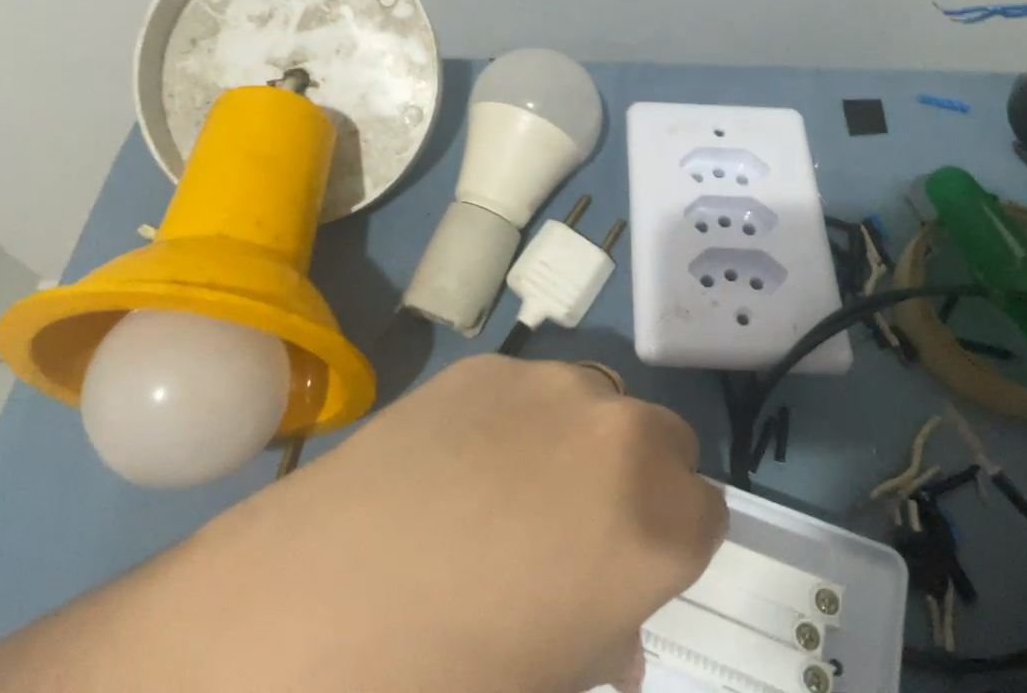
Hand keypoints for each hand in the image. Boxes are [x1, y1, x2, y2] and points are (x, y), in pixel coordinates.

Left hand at [233, 353, 726, 690]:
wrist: (319, 597)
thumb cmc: (454, 664)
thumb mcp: (555, 672)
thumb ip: (606, 637)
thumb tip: (611, 627)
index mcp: (659, 523)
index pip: (707, 512)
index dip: (669, 543)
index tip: (628, 565)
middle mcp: (619, 435)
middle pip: (663, 441)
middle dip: (636, 481)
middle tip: (571, 523)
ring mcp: (547, 386)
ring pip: (597, 403)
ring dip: (577, 439)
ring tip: (507, 485)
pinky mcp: (482, 365)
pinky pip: (529, 387)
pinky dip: (516, 417)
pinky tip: (455, 459)